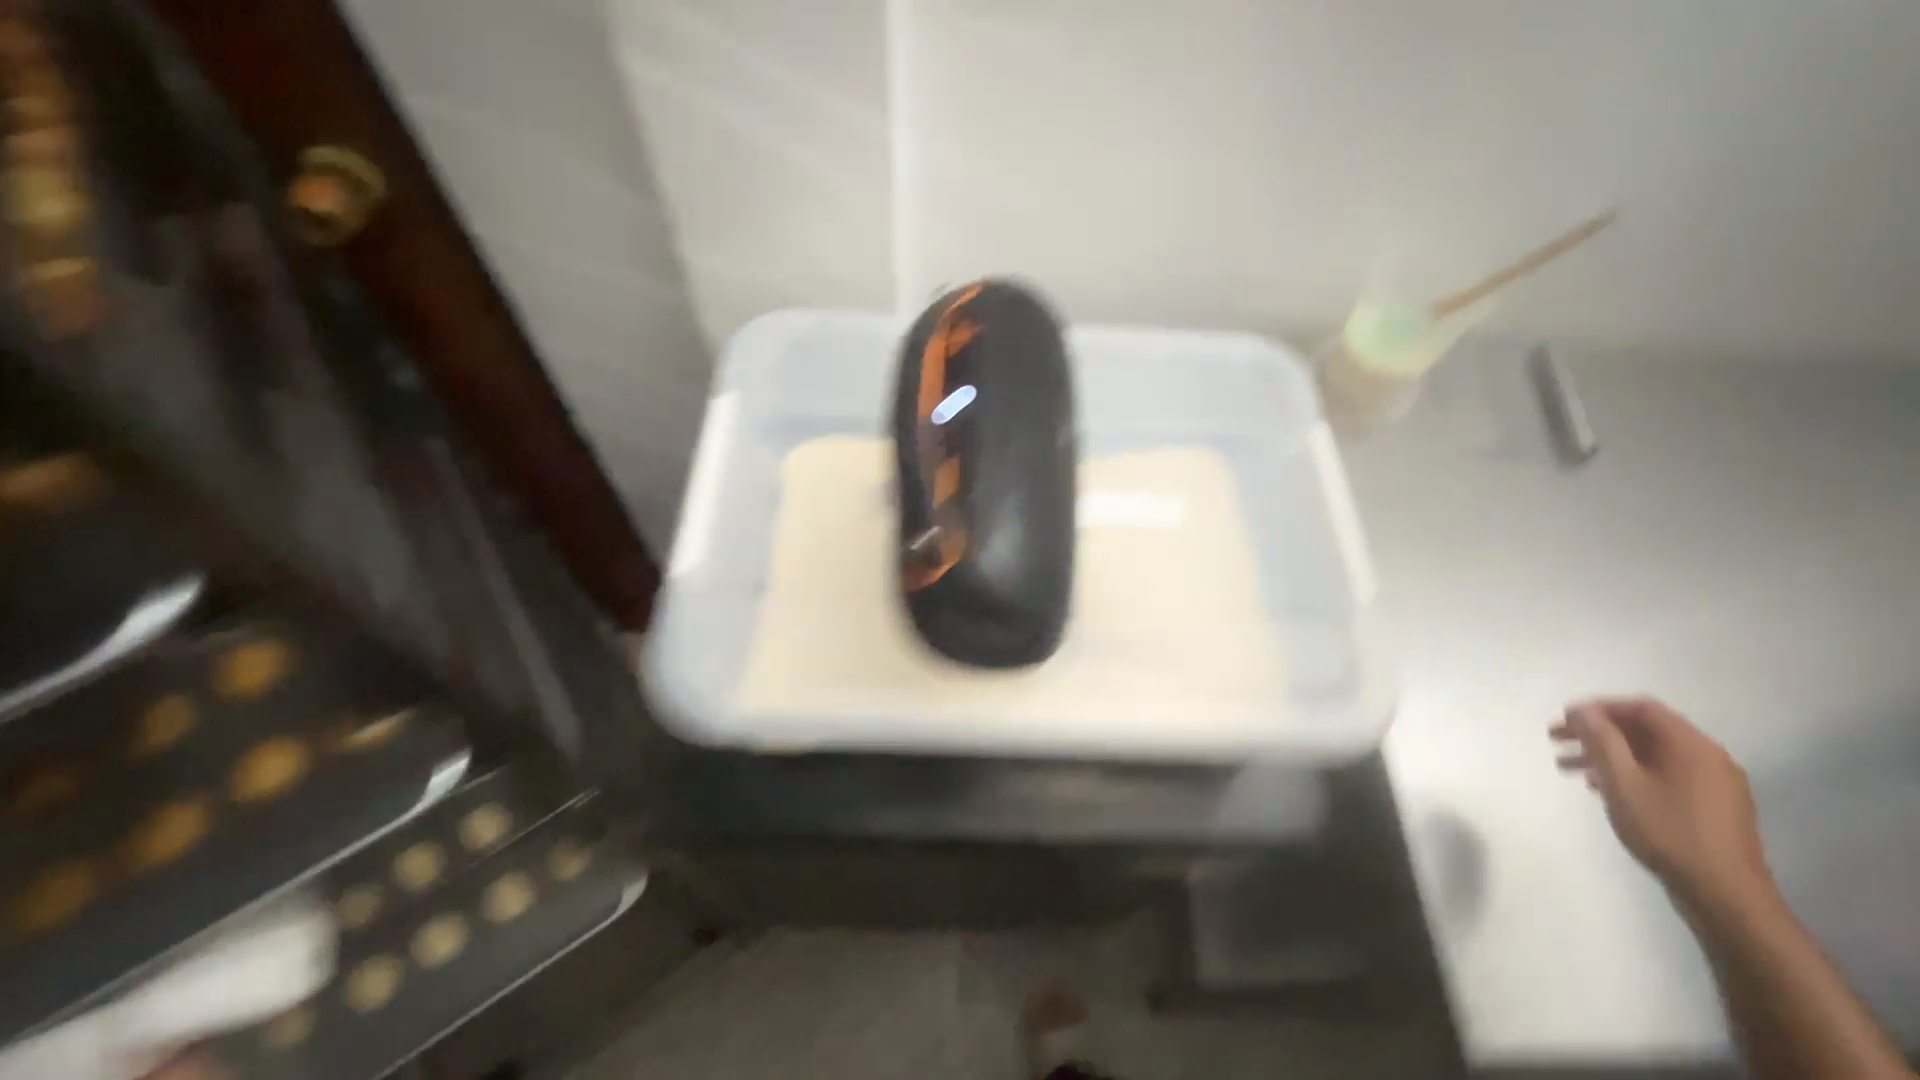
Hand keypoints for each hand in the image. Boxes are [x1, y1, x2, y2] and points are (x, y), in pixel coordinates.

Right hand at [1551, 698, 1773, 908]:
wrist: (1724, 894)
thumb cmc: (1668, 831)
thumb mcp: (1623, 782)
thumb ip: (1601, 740)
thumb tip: (1581, 710)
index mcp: (1691, 745)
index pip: (1641, 708)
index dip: (1599, 708)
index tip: (1565, 720)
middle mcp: (1709, 757)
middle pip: (1645, 731)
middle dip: (1598, 734)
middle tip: (1557, 743)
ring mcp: (1715, 784)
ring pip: (1653, 756)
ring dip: (1611, 757)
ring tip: (1572, 771)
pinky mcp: (1714, 807)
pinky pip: (1666, 776)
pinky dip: (1633, 774)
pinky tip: (1608, 792)